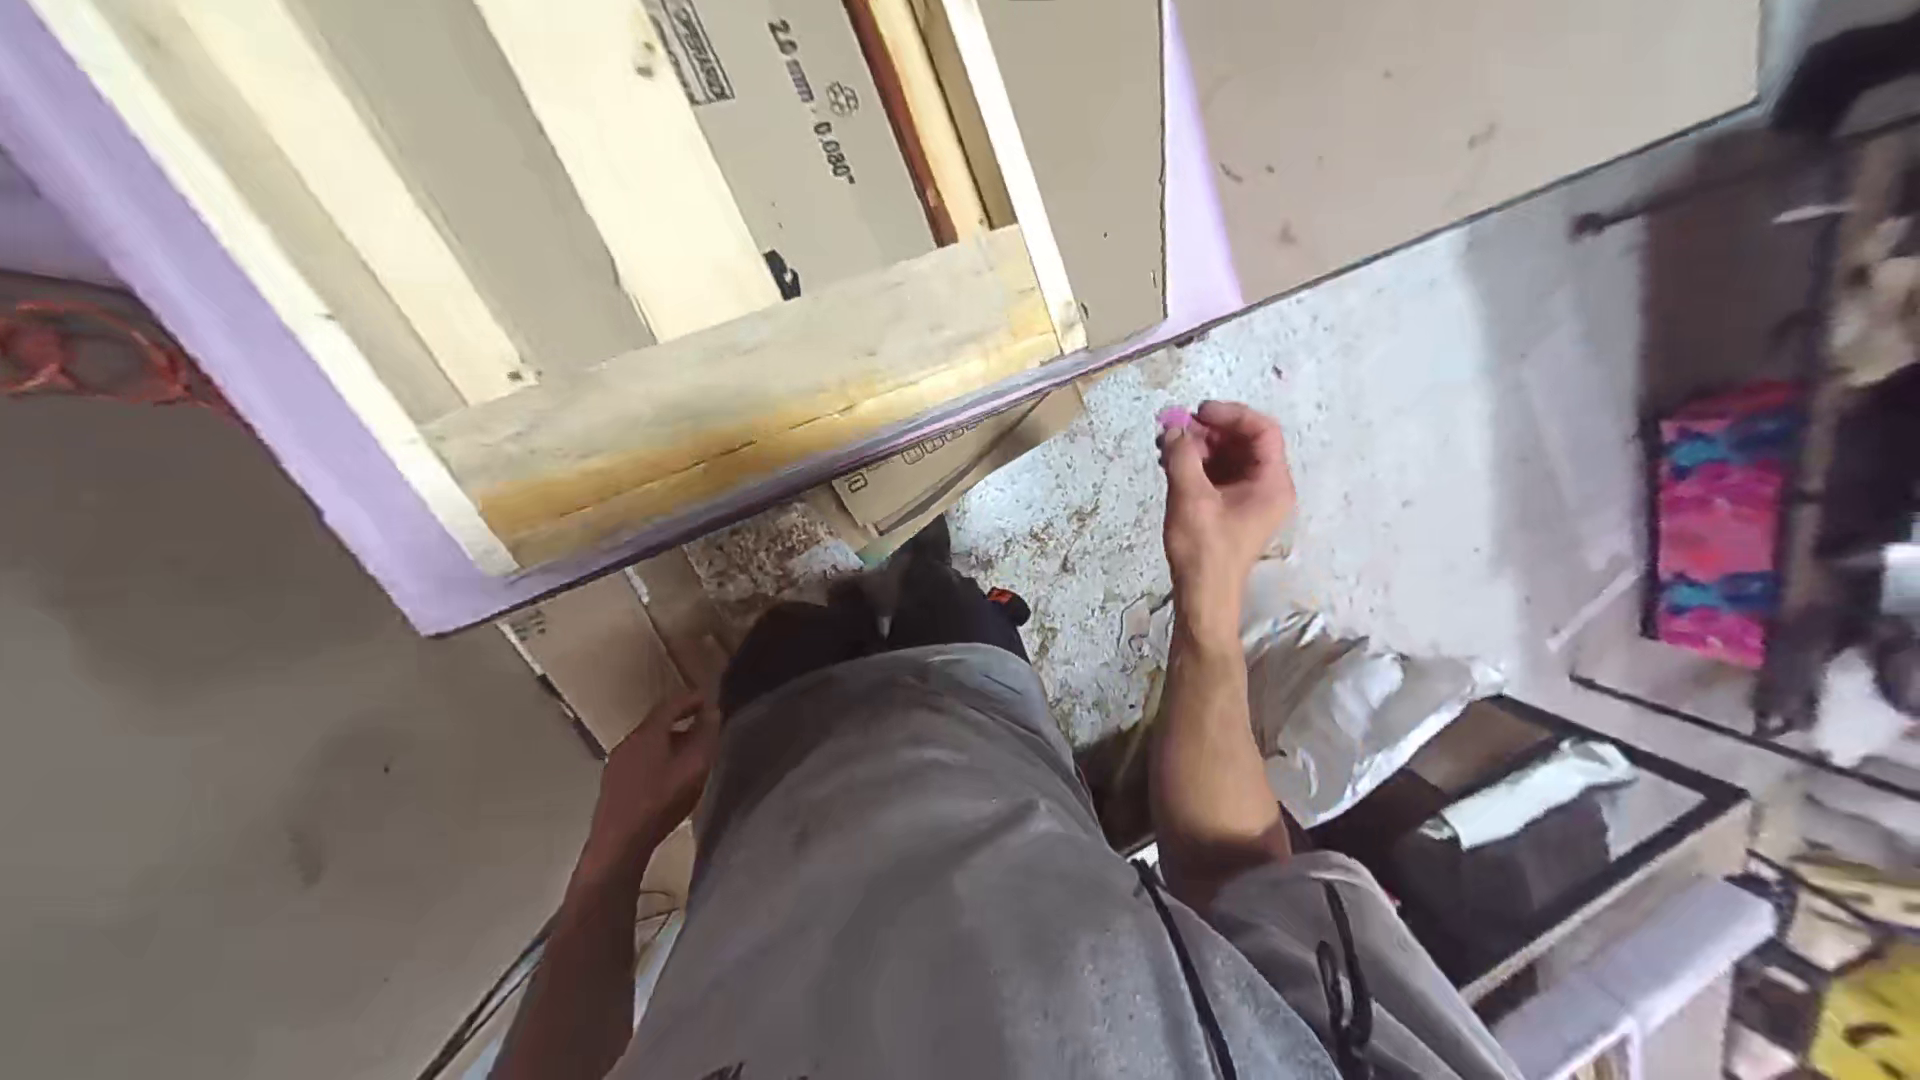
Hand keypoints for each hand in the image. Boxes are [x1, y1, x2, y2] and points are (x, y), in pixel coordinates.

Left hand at [578, 691, 719, 875]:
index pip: (671, 703)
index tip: (709, 699)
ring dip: (671, 740)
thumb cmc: (661, 801)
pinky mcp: (613, 783)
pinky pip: (641, 758)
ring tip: (691, 752)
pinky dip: (659, 755)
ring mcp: (617, 763)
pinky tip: (668, 774)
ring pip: (649, 741)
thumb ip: (706, 735)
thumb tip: (712, 710)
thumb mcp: (694, 767)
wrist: (618, 844)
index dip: (692, 698)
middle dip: (682, 719)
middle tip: (704, 725)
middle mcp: (629, 742)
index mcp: (648, 733)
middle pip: (658, 721)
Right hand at [1159, 401, 1294, 641]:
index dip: (1231, 415)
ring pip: (1228, 456)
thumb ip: (1182, 457)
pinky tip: (1169, 461)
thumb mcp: (1190, 498)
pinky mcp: (1230, 507)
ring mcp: (1248, 497)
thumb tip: (1172, 429)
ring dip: (1198, 446)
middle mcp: (1267, 486)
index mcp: (1272, 483)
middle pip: (1244, 441)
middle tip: (1174, 427)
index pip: (1262, 431)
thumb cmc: (1203, 548)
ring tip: (1165, 444)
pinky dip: (1195, 464)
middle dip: (1208, 430)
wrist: (1202, 594)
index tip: (1197, 412)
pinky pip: (1217, 474)